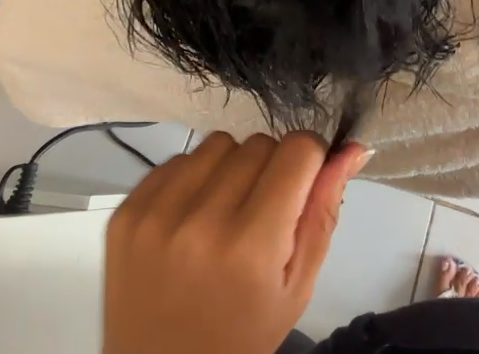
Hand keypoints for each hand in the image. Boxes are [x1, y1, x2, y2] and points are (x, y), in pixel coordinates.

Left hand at [104, 132, 370, 353]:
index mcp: (251, 246)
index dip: (310, 160)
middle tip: (264, 214)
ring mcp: (155, 215)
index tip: (305, 184)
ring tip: (226, 214)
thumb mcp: (297, 287)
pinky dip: (193, 179)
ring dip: (231, 168)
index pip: (297, 150)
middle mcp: (200, 221)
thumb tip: (352, 148)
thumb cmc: (242, 336)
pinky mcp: (125, 212)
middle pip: (259, 143)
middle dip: (272, 169)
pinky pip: (176, 159)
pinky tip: (192, 219)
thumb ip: (324, 212)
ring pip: (218, 143)